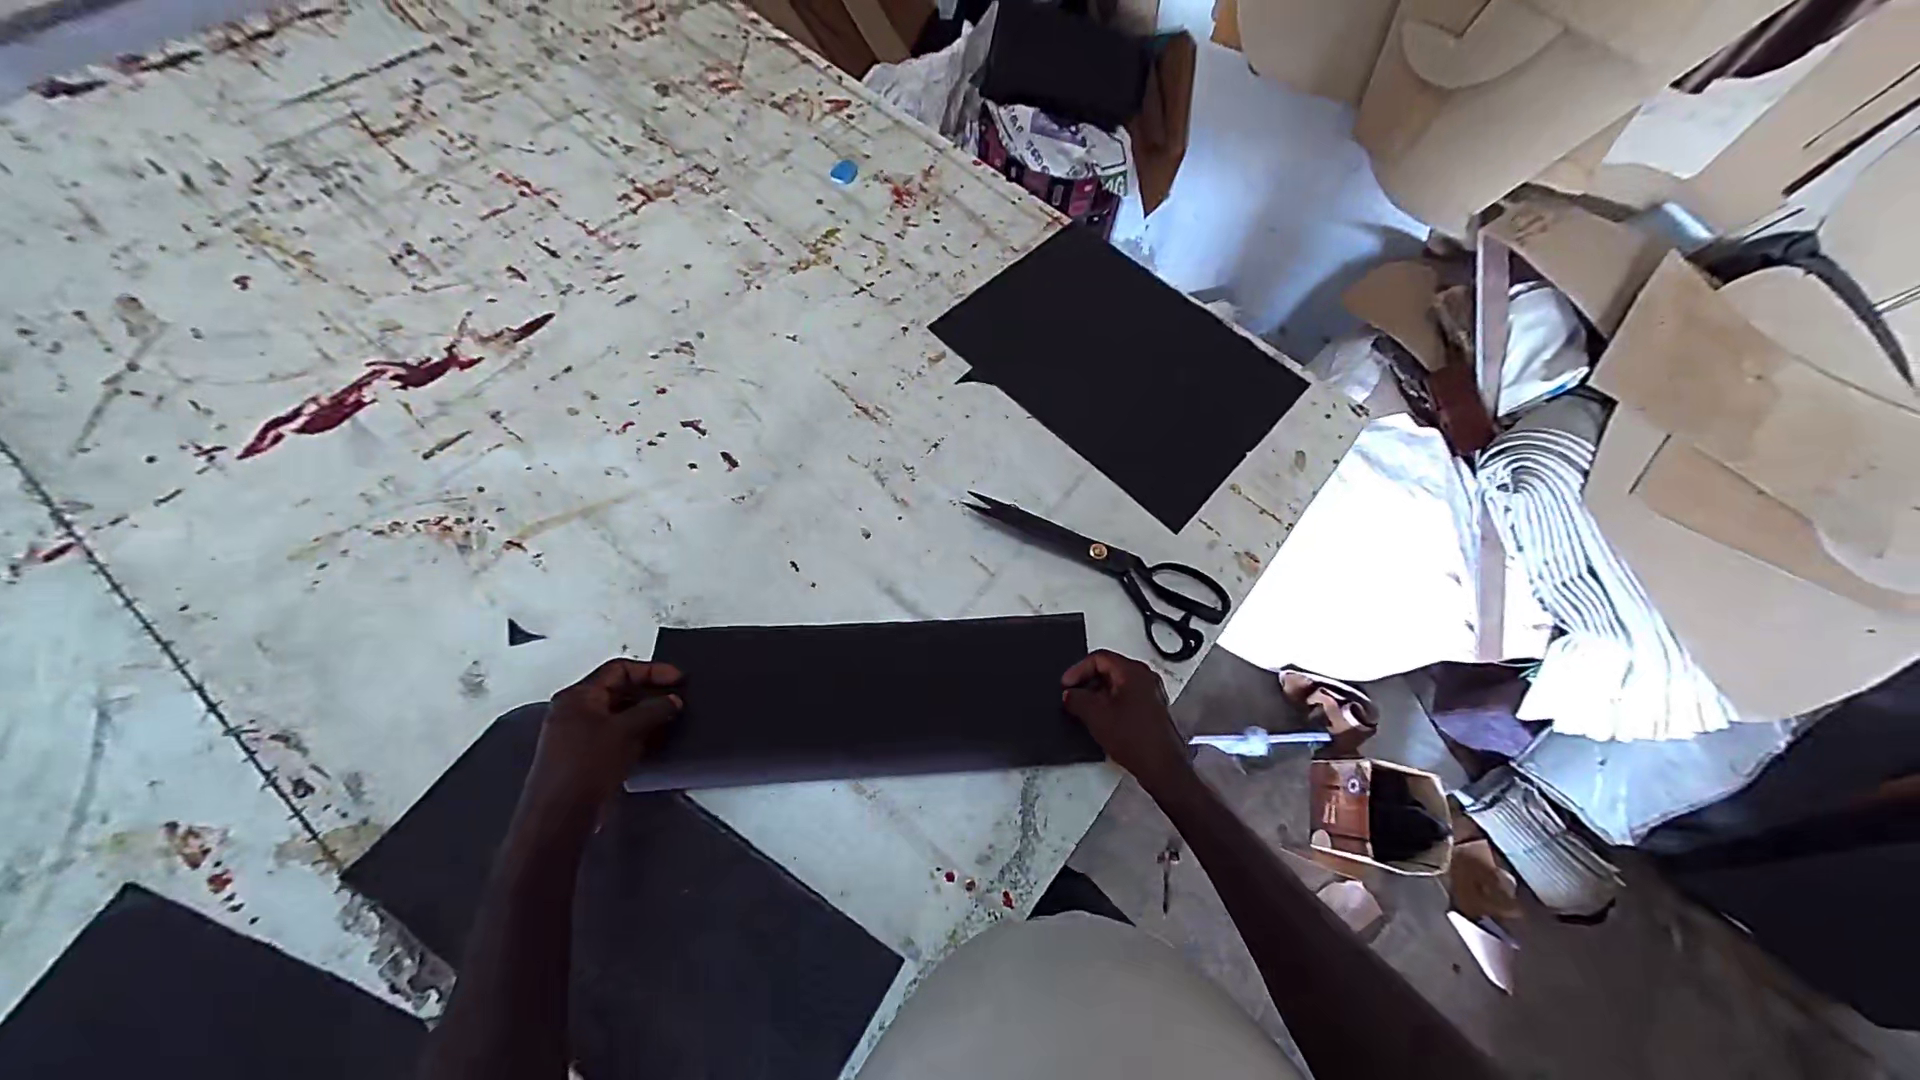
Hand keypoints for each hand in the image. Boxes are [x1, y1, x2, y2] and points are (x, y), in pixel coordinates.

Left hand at [523, 659, 683, 822]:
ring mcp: (579, 734)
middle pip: (620, 690)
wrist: (562, 815)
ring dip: (646, 715)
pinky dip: (638, 733)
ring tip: (671, 718)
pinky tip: (656, 739)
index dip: (652, 670)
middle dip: (650, 693)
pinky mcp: (587, 755)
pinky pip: (617, 734)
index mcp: (577, 697)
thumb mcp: (626, 730)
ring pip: (620, 714)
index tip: (676, 678)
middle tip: (675, 697)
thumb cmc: (585, 766)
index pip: (619, 670)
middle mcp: (575, 711)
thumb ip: (654, 710)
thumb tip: (672, 701)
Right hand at [1062, 650, 1191, 790]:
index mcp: (1133, 671)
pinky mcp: (1152, 709)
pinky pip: (1126, 697)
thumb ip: (1076, 699)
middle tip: (1073, 695)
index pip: (1099, 658)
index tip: (1067, 685)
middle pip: (1109, 668)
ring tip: (1085, 710)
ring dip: (1098, 693)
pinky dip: (1110, 703)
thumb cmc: (1136, 739)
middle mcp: (1146, 678)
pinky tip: (1102, 719)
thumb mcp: (1095, 715)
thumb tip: (1070, 695)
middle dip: (1087, 681)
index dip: (1078, 670)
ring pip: (1117, 683)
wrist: (1161, 766)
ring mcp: (1151, 693)